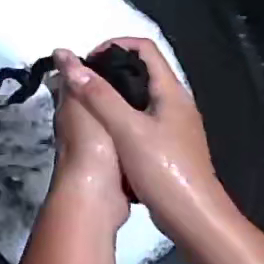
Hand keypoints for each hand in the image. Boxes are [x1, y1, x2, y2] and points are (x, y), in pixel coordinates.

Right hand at [54, 39, 237, 243]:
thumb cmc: (163, 169)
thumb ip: (98, 95)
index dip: (113, 46)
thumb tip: (69, 62)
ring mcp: (172, 126)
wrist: (194, 218)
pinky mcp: (166, 146)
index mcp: (171, 92)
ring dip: (111, 95)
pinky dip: (117, 116)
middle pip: (140, 71)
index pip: (144, 48)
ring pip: (138, 97)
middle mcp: (175, 104)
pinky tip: (102, 132)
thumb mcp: (126, 129)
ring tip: (84, 105)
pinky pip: (138, 119)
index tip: (86, 63)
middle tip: (79, 84)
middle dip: (107, 70)